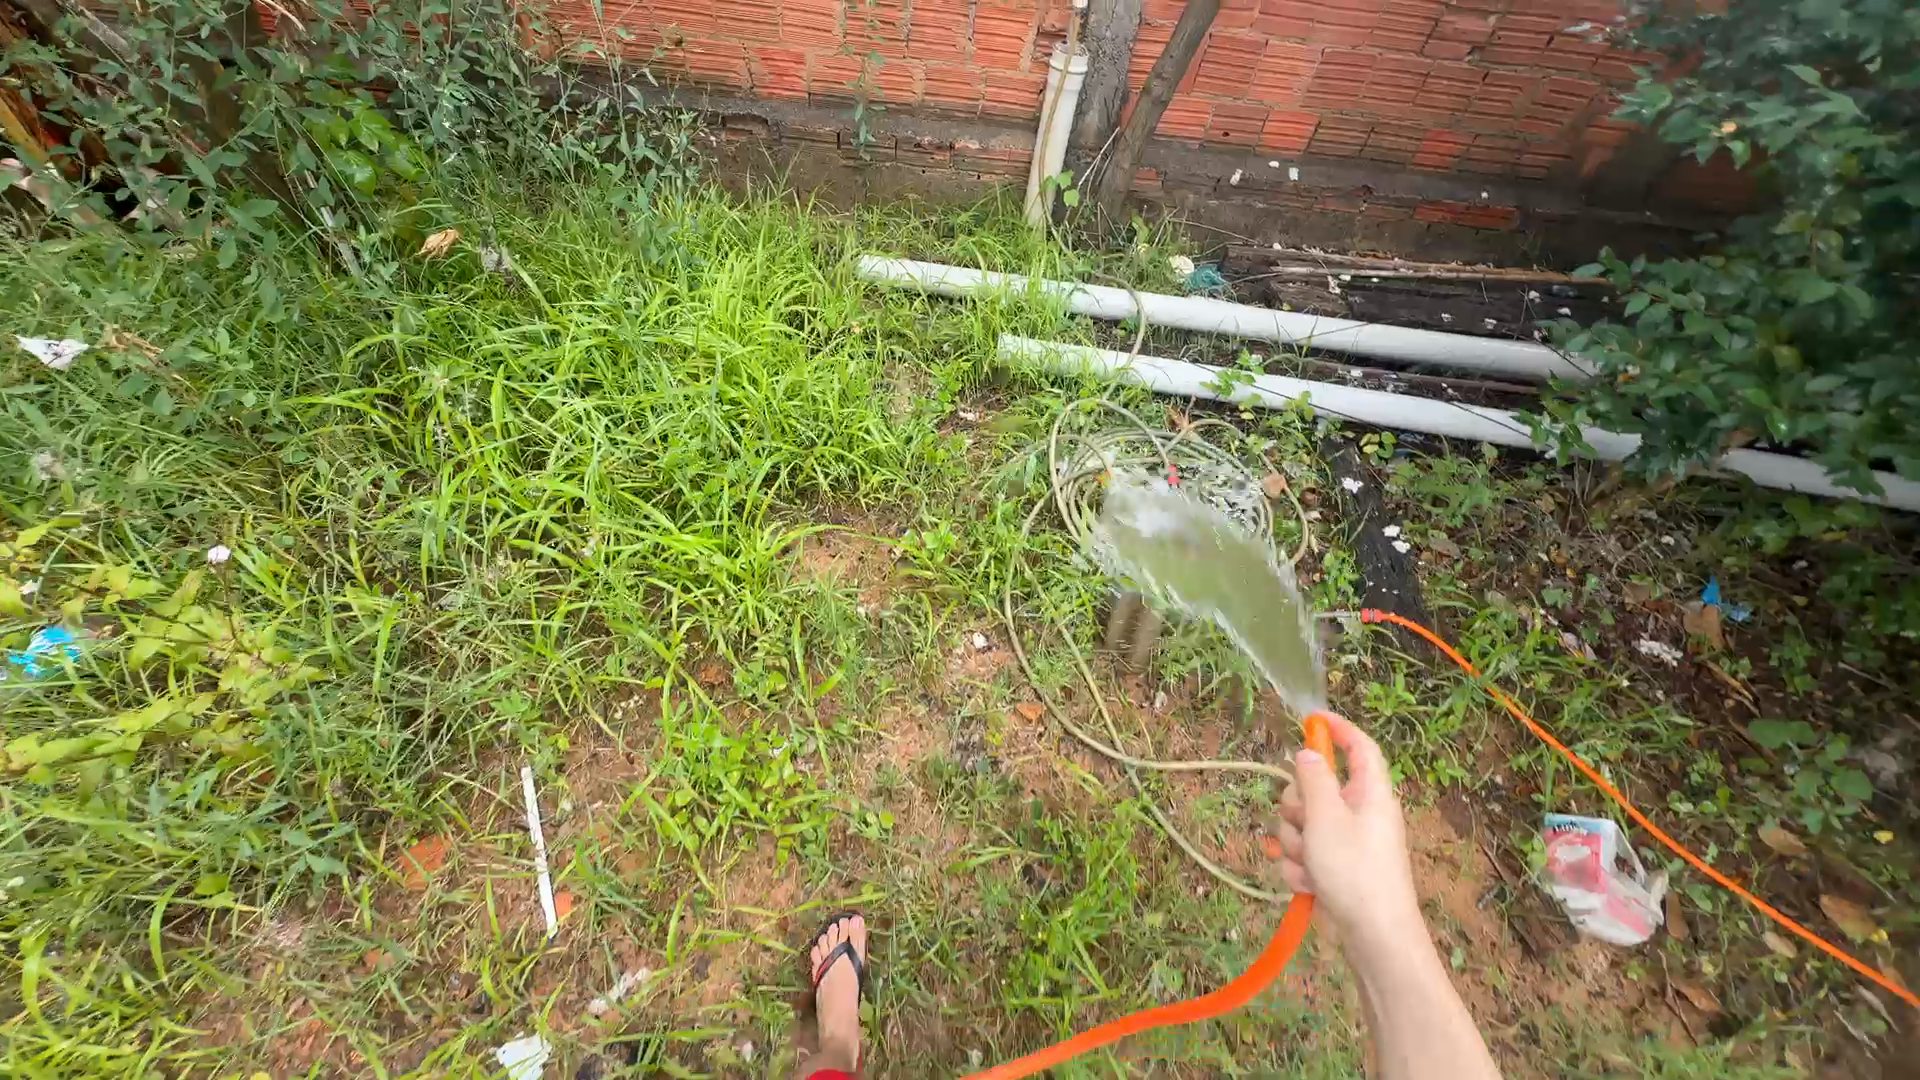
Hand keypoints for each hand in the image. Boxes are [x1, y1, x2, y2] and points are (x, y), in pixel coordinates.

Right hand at [1277, 713, 1423, 956]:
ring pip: (1300, 822)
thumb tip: (1306, 753)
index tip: (1310, 718)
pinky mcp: (1332, 867)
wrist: (1374, 938)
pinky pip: (1301, 852)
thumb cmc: (1355, 872)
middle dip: (1295, 806)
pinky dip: (1298, 866)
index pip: (1359, 747)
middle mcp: (1357, 813)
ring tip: (1308, 864)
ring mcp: (1345, 841)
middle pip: (1314, 785)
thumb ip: (1312, 779)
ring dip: (1293, 842)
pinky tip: (1306, 884)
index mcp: (1369, 794)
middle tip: (1302, 823)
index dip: (1338, 728)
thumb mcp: (1327, 817)